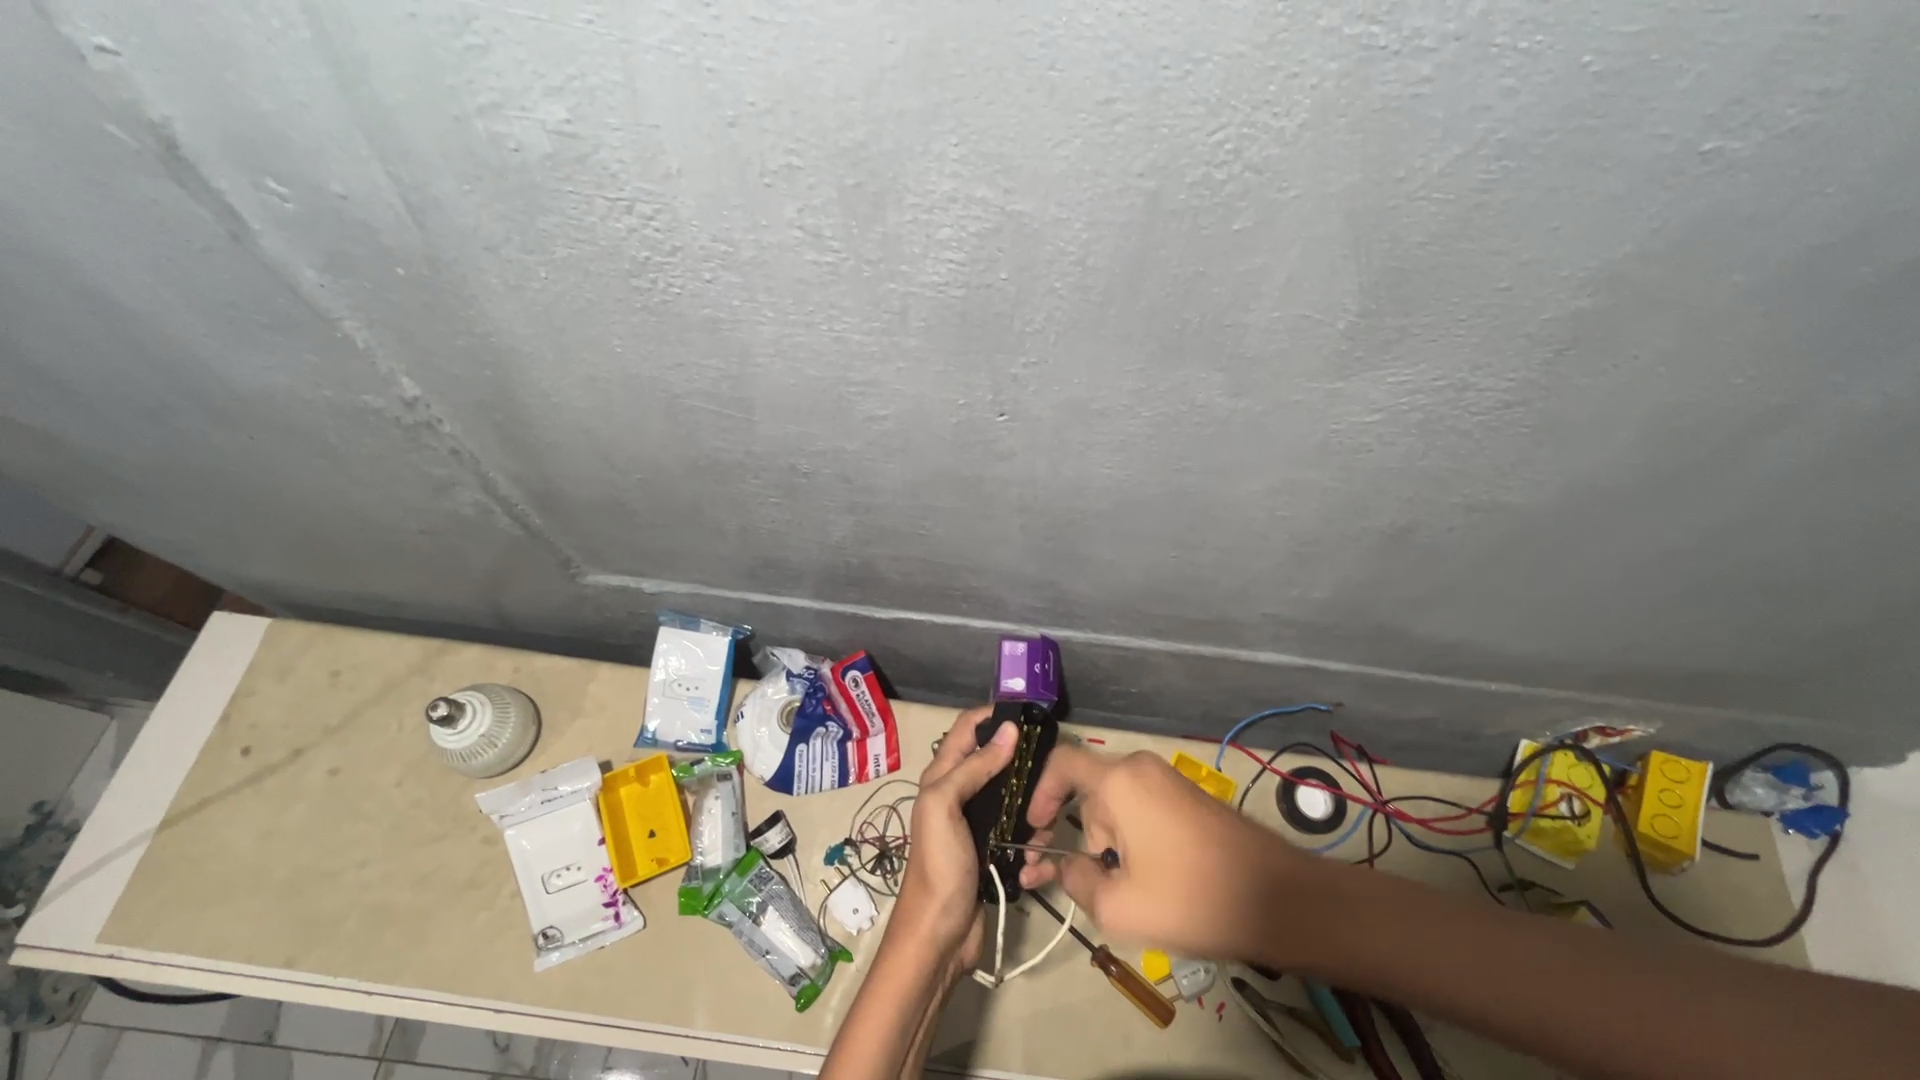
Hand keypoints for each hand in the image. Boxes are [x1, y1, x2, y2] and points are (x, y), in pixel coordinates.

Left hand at [892, 707, 1026, 956]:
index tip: (1033, 717)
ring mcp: (982, 826)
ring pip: (1021, 803)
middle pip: (1003, 764)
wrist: (938, 939)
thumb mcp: (944, 807)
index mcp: (943, 776)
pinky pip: (1025, 840)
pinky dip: (1034, 852)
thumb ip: (974, 767)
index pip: (969, 728)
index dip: (996, 715)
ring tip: (1037, 843)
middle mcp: (963, 795)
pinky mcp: (998, 855)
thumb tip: (1009, 729)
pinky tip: (1033, 870)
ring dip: (1036, 821)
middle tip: (1049, 789)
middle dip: (1029, 773)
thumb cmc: (937, 868)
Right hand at [1022, 746, 1310, 959]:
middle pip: (1088, 791)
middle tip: (1070, 876)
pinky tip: (1143, 879)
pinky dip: (1131, 838)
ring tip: (1119, 891)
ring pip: (1116, 806)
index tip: (1033, 830)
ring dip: (1107, 842)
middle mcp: (1142, 769)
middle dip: (1076, 832)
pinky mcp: (1189, 800)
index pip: (1060, 763)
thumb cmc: (1191, 898)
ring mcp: (1170, 782)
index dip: (1038, 794)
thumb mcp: (1118, 905)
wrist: (1278, 900)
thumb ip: (1075, 880)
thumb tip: (1063, 865)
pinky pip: (1142, 810)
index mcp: (1120, 781)